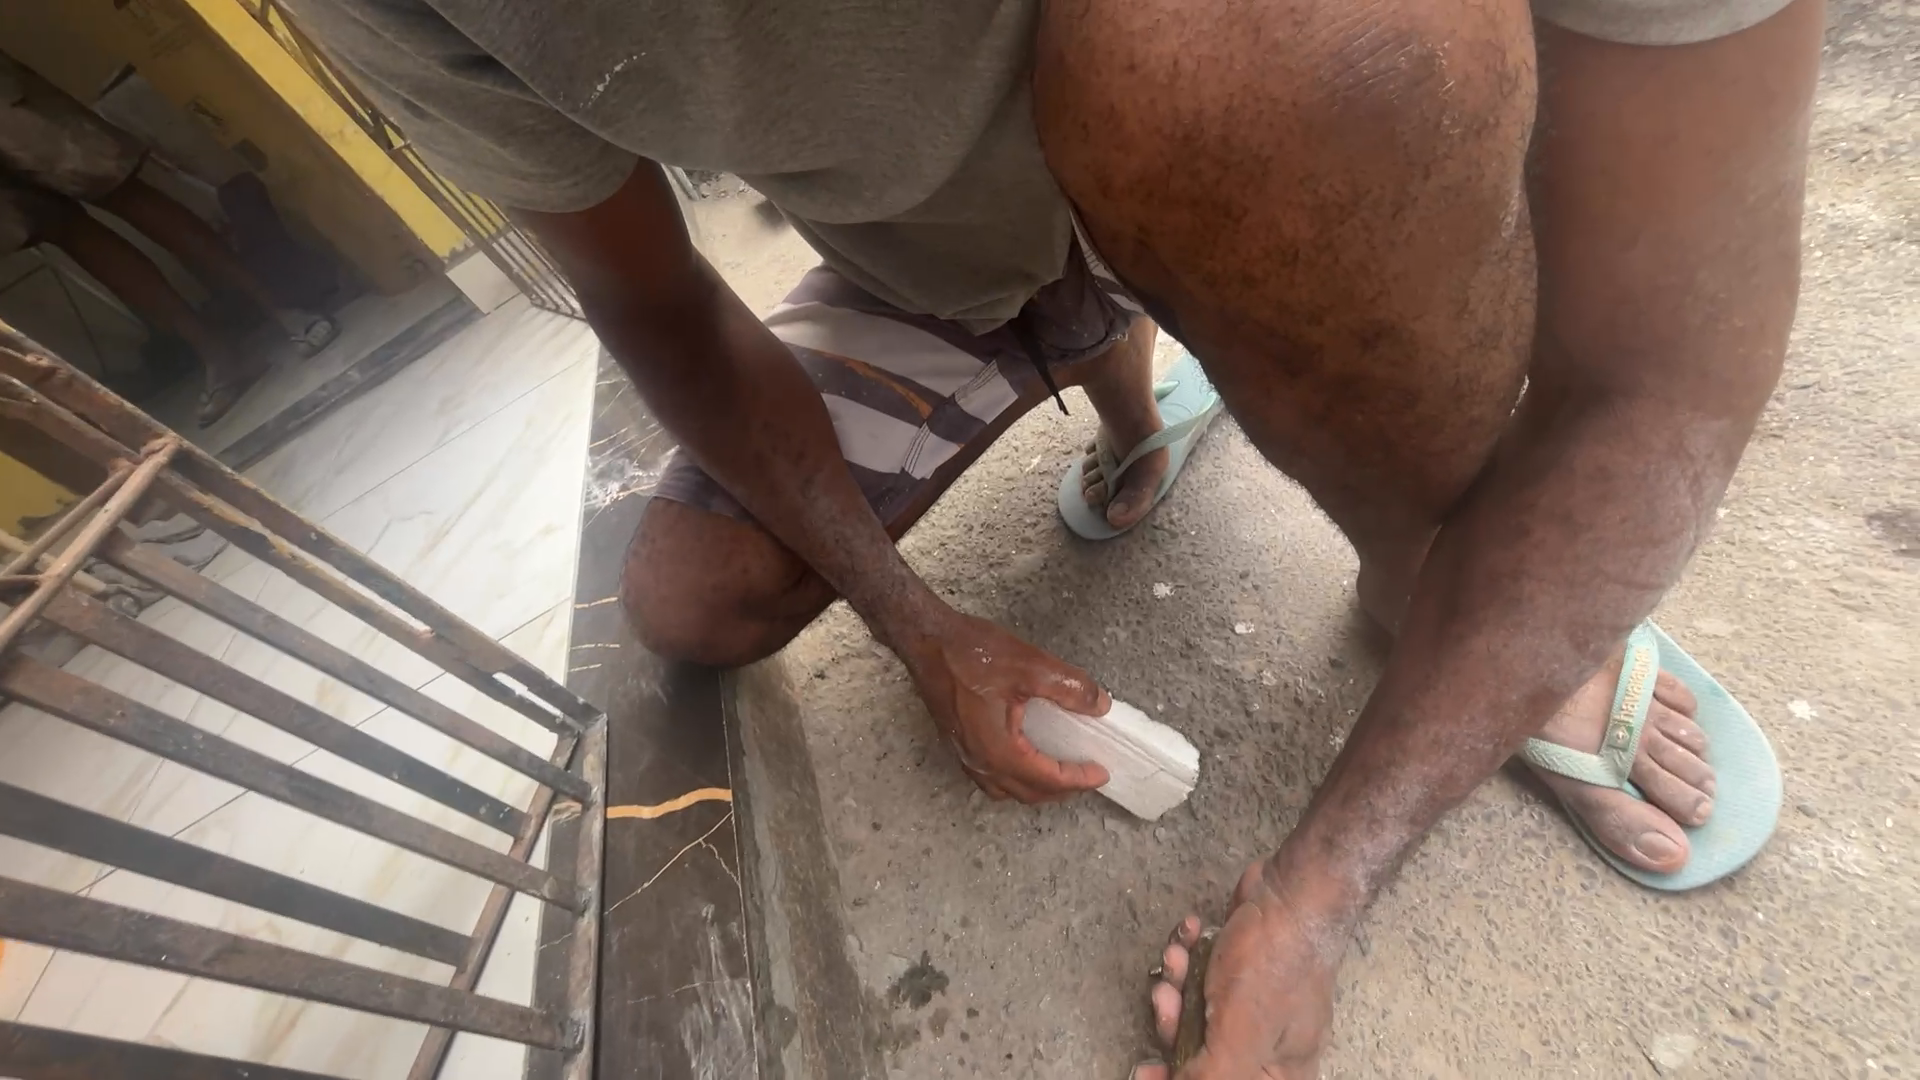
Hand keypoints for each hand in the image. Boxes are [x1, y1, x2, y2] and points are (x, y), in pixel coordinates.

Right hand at [897, 607, 1112, 801]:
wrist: (924, 639)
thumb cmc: (972, 653)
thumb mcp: (1030, 665)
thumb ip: (1069, 688)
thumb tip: (1100, 706)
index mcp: (999, 750)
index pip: (1046, 779)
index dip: (1078, 779)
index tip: (1103, 772)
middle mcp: (979, 761)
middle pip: (1026, 793)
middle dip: (1060, 790)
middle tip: (1086, 775)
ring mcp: (963, 754)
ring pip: (1004, 788)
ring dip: (1035, 787)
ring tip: (1057, 771)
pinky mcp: (956, 741)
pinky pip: (989, 776)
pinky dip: (1013, 777)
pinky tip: (1022, 756)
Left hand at [1136, 858, 1344, 1079]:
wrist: (1289, 894)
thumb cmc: (1271, 969)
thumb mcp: (1240, 1036)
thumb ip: (1211, 1078)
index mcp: (1274, 1074)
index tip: (1145, 1071)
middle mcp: (1263, 1045)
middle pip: (1199, 1051)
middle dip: (1173, 1019)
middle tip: (1162, 995)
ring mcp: (1249, 1001)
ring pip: (1193, 1004)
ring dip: (1177, 977)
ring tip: (1176, 953)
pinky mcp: (1234, 964)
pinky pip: (1199, 968)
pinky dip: (1188, 950)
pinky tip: (1191, 927)